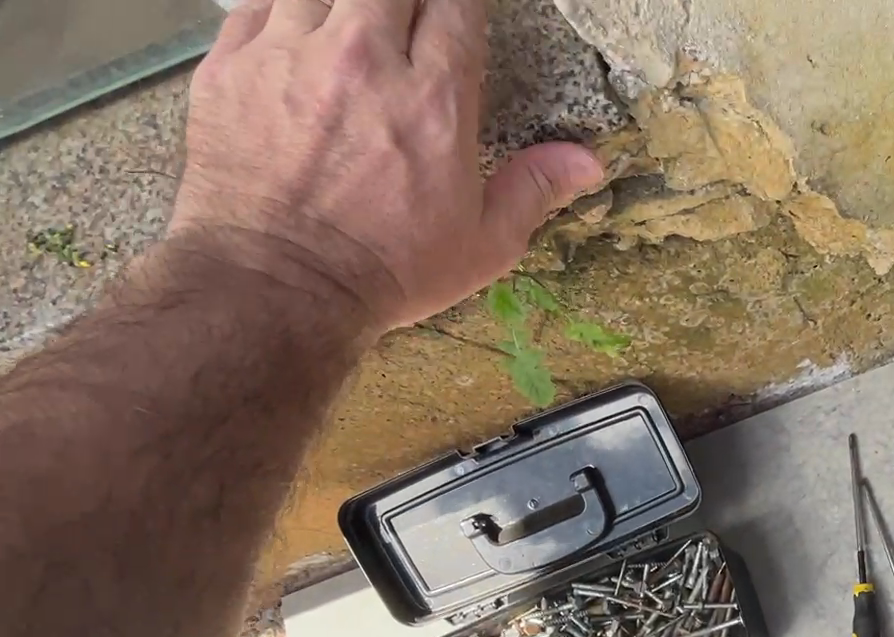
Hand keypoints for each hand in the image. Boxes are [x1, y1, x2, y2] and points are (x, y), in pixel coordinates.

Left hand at [168, 0, 604, 329]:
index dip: (468, 6)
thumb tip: (590, 160)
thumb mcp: (488, 241)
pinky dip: (295, 9)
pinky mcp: (232, 59)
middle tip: (421, 22)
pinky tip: (311, 36)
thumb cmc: (398, 266)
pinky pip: (262, 0)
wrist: (284, 281)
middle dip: (416, 0)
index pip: (458, 9)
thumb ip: (535, 187)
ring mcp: (290, 51)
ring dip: (356, 5)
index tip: (470, 15)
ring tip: (367, 33)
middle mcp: (364, 59)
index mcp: (436, 102)